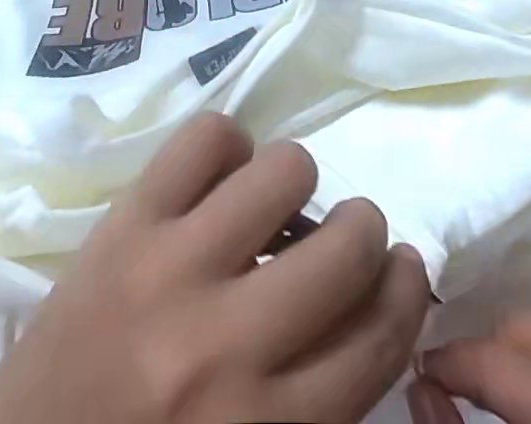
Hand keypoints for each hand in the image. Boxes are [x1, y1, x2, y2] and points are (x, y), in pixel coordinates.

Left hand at [0, 113, 431, 423]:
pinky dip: (228, 146)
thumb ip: (323, 390)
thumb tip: (372, 296)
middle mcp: (229, 342)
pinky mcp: (126, 219)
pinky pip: (206, 139)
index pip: (378, 337)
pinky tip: (219, 177)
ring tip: (272, 205)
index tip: (400, 265)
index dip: (404, 289)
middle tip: (339, 234)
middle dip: (361, 229)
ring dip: (296, 184)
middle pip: (346, 248)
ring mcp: (173, 266)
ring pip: (285, 174)